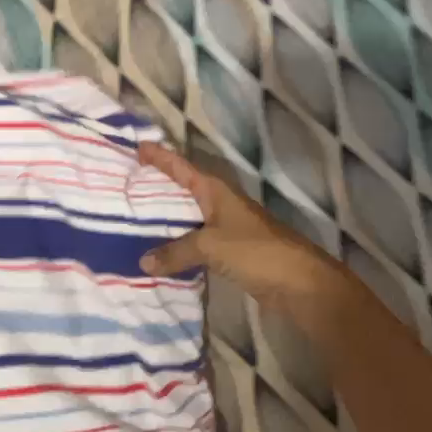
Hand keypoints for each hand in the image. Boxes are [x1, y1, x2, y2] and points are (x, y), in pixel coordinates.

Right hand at [137, 141, 338, 305]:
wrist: (303, 285)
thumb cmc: (256, 251)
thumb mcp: (210, 246)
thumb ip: (175, 252)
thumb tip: (142, 262)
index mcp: (214, 189)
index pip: (179, 165)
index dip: (159, 155)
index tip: (136, 146)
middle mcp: (219, 202)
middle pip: (183, 188)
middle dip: (158, 185)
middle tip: (128, 182)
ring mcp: (227, 227)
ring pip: (189, 216)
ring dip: (168, 217)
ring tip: (138, 217)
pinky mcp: (232, 251)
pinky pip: (197, 241)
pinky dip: (180, 243)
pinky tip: (164, 251)